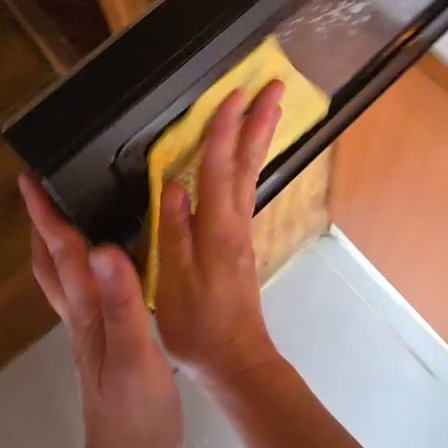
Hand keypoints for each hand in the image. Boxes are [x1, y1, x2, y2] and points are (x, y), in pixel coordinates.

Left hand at [18, 173, 180, 447]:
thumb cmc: (135, 415)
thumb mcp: (135, 357)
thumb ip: (122, 303)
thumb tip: (102, 249)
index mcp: (86, 312)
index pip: (61, 252)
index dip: (44, 214)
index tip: (27, 178)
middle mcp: (81, 317)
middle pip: (51, 264)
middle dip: (42, 225)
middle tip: (41, 190)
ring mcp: (90, 333)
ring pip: (66, 278)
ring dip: (59, 244)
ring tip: (67, 215)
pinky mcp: (106, 344)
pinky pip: (88, 292)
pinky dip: (87, 266)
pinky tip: (107, 265)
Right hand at [153, 81, 286, 388]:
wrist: (236, 361)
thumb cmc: (199, 326)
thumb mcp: (175, 284)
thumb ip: (174, 234)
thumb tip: (173, 186)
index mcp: (216, 228)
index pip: (218, 168)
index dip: (223, 130)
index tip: (232, 94)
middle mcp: (234, 221)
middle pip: (245, 161)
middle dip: (258, 121)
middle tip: (274, 86)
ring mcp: (240, 230)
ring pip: (249, 172)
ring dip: (258, 137)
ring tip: (268, 108)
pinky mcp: (239, 241)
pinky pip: (244, 188)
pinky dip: (246, 162)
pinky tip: (244, 158)